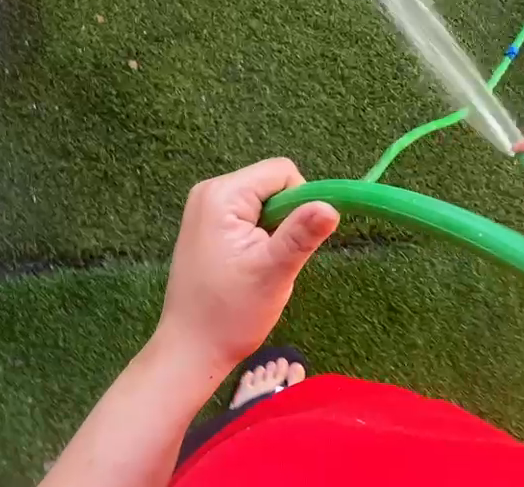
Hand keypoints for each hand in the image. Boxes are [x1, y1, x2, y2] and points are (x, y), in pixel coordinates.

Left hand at [155, 158, 339, 374]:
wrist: (190, 352)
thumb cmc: (230, 314)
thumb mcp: (273, 273)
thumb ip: (301, 235)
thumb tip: (332, 205)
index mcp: (222, 194)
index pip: (282, 172)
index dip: (300, 203)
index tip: (291, 243)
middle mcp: (210, 191)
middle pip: (272, 184)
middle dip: (285, 219)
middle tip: (272, 260)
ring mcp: (206, 207)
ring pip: (264, 201)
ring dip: (274, 230)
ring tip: (259, 266)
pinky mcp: (208, 224)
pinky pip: (250, 214)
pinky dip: (260, 236)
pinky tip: (248, 266)